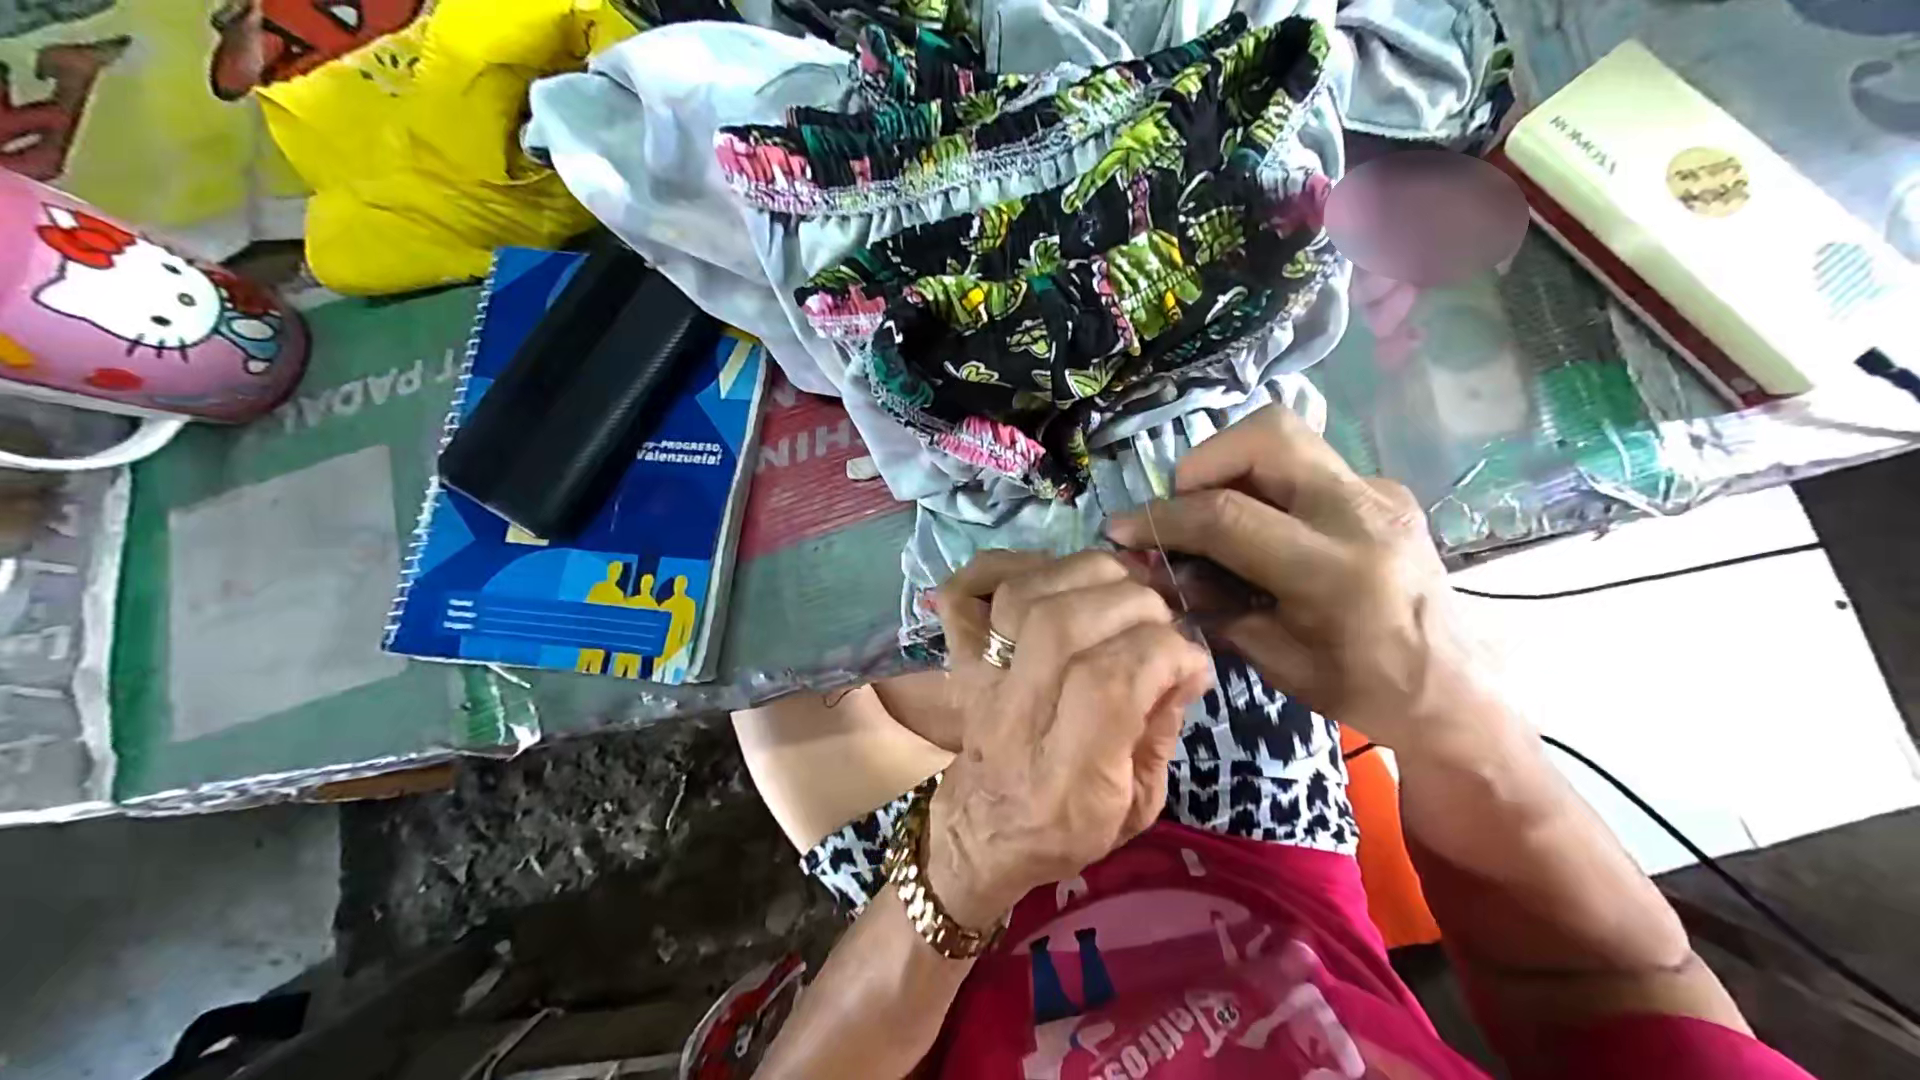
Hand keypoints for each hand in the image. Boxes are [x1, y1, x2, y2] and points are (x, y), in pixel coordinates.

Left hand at [924, 551, 1212, 928]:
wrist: (984, 833)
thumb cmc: (1066, 829)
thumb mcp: (1138, 806)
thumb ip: (1160, 732)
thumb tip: (1183, 663)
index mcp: (1067, 774)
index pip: (1108, 681)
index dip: (1161, 652)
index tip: (1190, 659)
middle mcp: (1016, 716)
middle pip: (1062, 625)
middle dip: (1131, 604)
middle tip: (1159, 621)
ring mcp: (980, 680)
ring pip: (1022, 598)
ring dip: (1084, 575)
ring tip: (1119, 589)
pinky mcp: (961, 659)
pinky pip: (962, 595)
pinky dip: (1002, 565)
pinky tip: (1046, 572)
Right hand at [1108, 405, 1498, 753]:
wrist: (1460, 691)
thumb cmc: (1367, 690)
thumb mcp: (1275, 660)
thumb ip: (1215, 605)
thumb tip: (1162, 570)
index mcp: (1334, 571)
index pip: (1226, 517)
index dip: (1162, 517)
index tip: (1122, 529)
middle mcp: (1360, 513)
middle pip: (1265, 436)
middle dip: (1203, 462)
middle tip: (1182, 506)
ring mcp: (1378, 492)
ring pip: (1285, 435)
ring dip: (1231, 464)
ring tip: (1214, 512)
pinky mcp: (1382, 489)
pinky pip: (1306, 462)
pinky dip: (1265, 481)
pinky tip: (1261, 524)